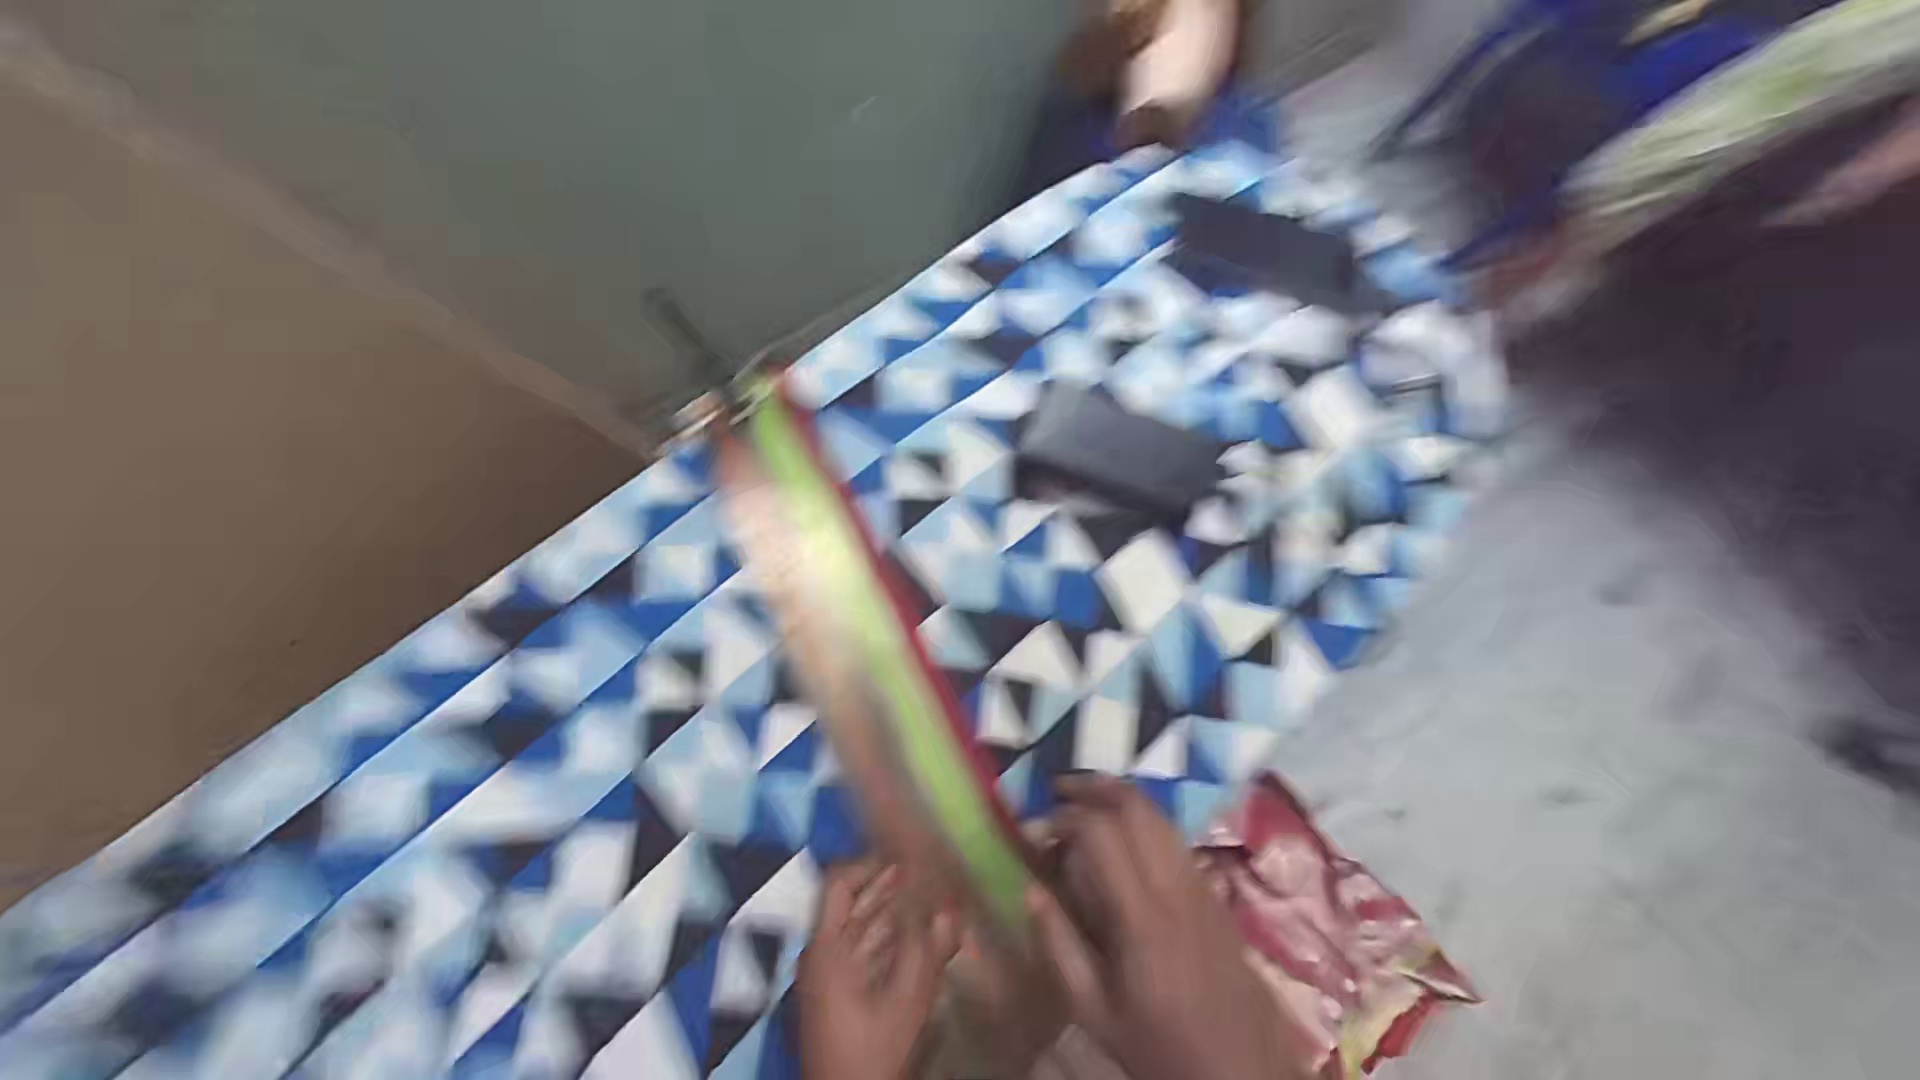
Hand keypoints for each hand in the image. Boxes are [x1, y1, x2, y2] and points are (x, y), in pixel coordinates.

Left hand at [798, 859, 959, 1079]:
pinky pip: (865, 948)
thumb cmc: (869, 1056)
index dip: (870, 864)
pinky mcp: (841, 990)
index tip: (905, 858)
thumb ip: (928, 953)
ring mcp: (830, 972)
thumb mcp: (904, 1004)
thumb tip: (951, 910)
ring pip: (862, 924)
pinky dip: (891, 934)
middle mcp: (822, 952)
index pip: (839, 882)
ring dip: (894, 907)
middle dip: (891, 883)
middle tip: (926, 868)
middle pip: (853, 901)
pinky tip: (920, 930)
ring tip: (930, 892)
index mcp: (825, 947)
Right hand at [1029, 775, 1308, 1079]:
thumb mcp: (1096, 1013)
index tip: (1036, 829)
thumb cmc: (1162, 1048)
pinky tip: (1122, 829)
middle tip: (1057, 788)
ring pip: (1159, 814)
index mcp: (1143, 918)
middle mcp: (1176, 887)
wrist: (1245, 1075)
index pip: (1102, 833)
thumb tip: (1030, 890)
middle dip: (1092, 786)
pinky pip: (1174, 835)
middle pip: (1136, 806)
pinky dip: (1142, 816)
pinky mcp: (1215, 892)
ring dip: (1118, 794)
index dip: (1063, 818)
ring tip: (1084, 796)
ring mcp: (1201, 884)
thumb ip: (1059, 947)